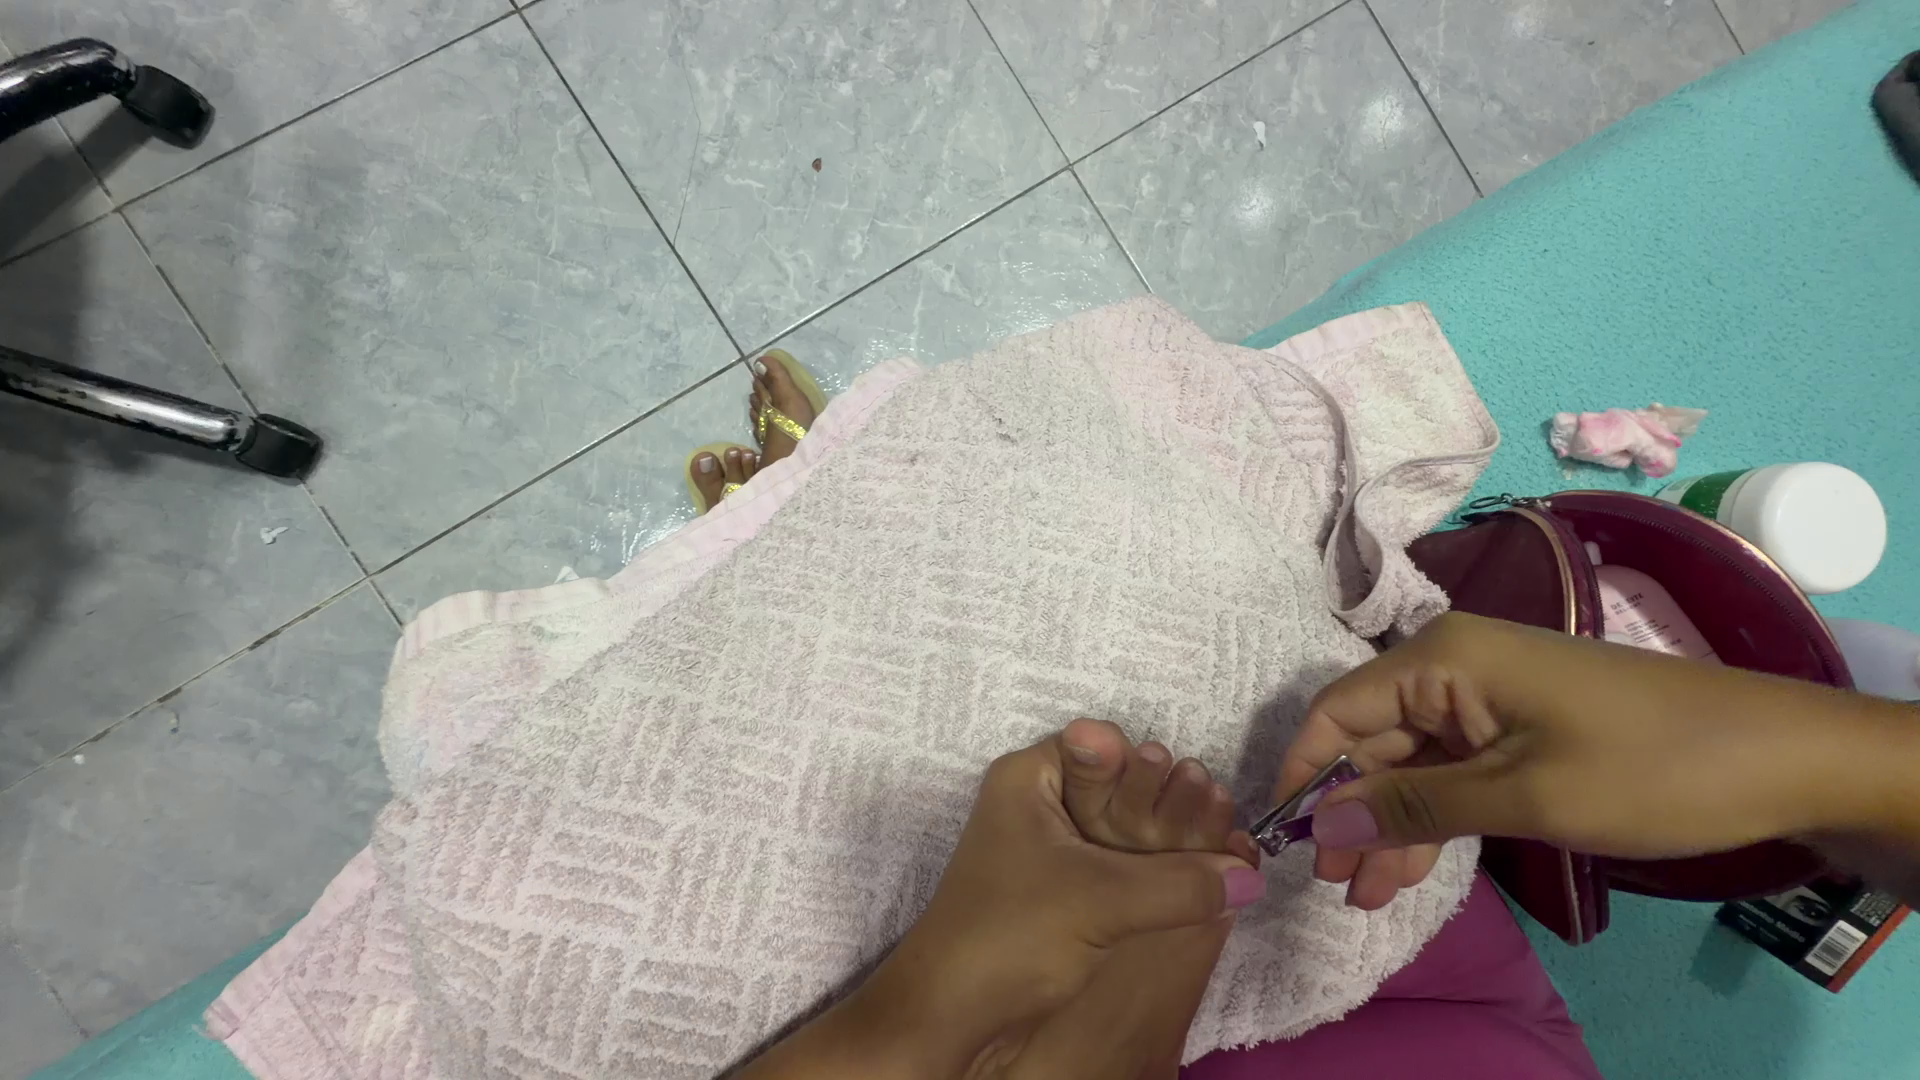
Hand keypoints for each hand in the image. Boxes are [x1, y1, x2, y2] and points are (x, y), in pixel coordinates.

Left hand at [739, 729, 1262, 1078]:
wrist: (954, 1016)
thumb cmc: (1012, 935)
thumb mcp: (1102, 900)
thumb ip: (1181, 884)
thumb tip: (1251, 875)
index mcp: (1028, 775)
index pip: (1101, 743)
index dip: (1145, 765)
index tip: (1191, 789)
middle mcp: (1036, 798)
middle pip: (1114, 783)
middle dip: (1164, 803)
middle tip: (1214, 817)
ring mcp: (1046, 842)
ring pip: (1117, 827)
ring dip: (1161, 842)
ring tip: (1215, 851)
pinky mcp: (1057, 884)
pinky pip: (1112, 862)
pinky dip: (1147, 871)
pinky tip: (1192, 885)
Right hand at [1277, 612, 1919, 909]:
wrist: (1795, 761)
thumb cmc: (1651, 766)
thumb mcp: (1523, 796)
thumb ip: (1413, 807)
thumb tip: (1320, 824)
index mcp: (1439, 659)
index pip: (1339, 711)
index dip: (1305, 770)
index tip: (1286, 832)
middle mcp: (1446, 669)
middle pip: (1370, 742)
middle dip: (1352, 812)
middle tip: (1334, 882)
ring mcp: (1478, 700)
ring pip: (1406, 765)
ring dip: (1388, 826)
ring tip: (1363, 894)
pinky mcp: (1506, 730)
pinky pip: (1447, 774)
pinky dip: (1429, 820)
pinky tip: (1406, 871)